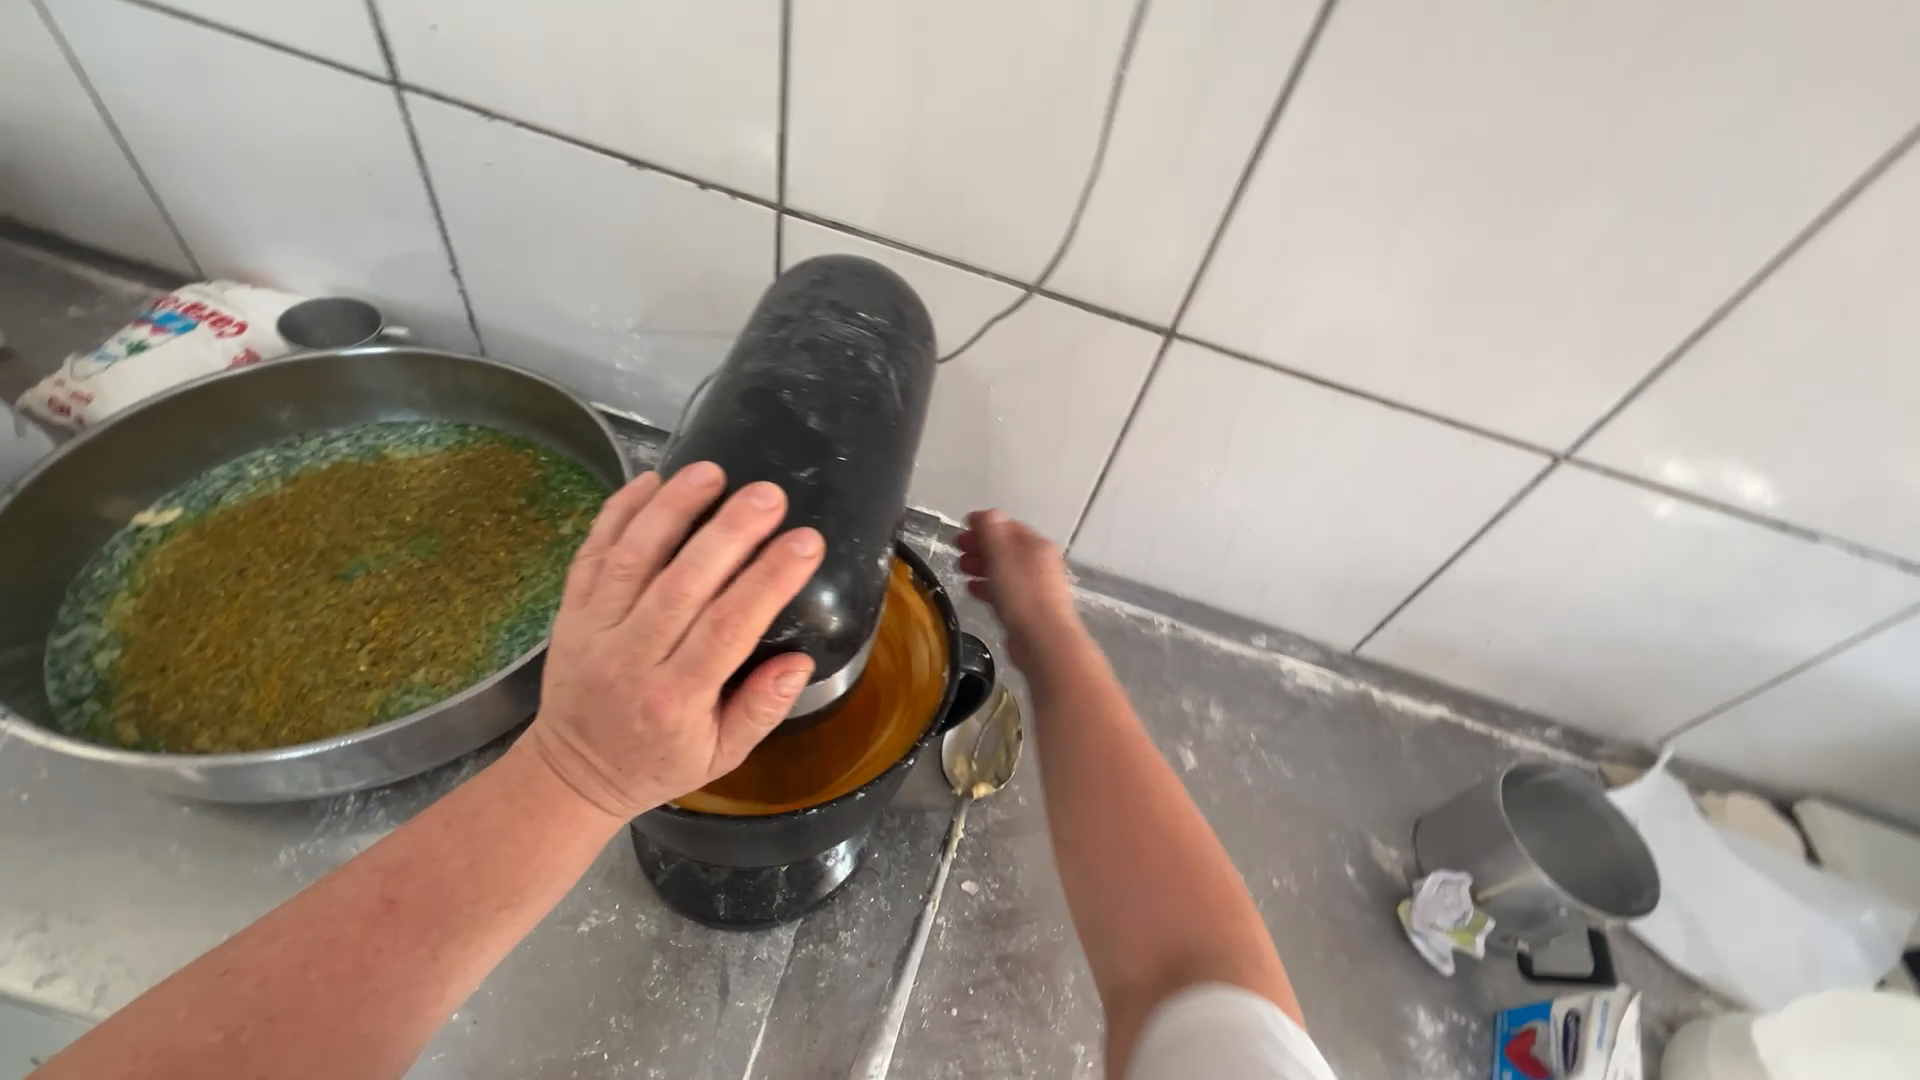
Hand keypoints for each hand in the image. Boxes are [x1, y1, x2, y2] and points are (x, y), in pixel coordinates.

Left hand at [515, 462, 824, 820]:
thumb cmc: (658, 762)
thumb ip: (762, 709)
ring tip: (711, 471)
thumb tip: (799, 662)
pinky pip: (592, 553)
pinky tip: (651, 480)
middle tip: (768, 495)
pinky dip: (618, 512)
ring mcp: (594, 628)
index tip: (806, 542)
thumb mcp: (722, 755)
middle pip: (681, 584)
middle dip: (728, 533)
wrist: (572, 772)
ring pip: (632, 558)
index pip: (728, 628)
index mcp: (675, 698)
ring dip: (672, 510)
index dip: (769, 581)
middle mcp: (630, 657)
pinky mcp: (571, 610)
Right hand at [956, 509, 1083, 667]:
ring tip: (961, 568)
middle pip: (1007, 548)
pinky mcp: (1028, 611)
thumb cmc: (1022, 593)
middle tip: (957, 548)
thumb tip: (984, 513)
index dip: (984, 525)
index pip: (1008, 526)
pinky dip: (988, 586)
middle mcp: (1040, 563)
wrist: (1043, 641)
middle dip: (981, 546)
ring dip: (982, 566)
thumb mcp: (1002, 554)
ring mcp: (1036, 588)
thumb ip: (992, 530)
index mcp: (1037, 545)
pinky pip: (1005, 591)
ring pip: (1005, 570)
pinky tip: (973, 589)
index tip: (961, 529)